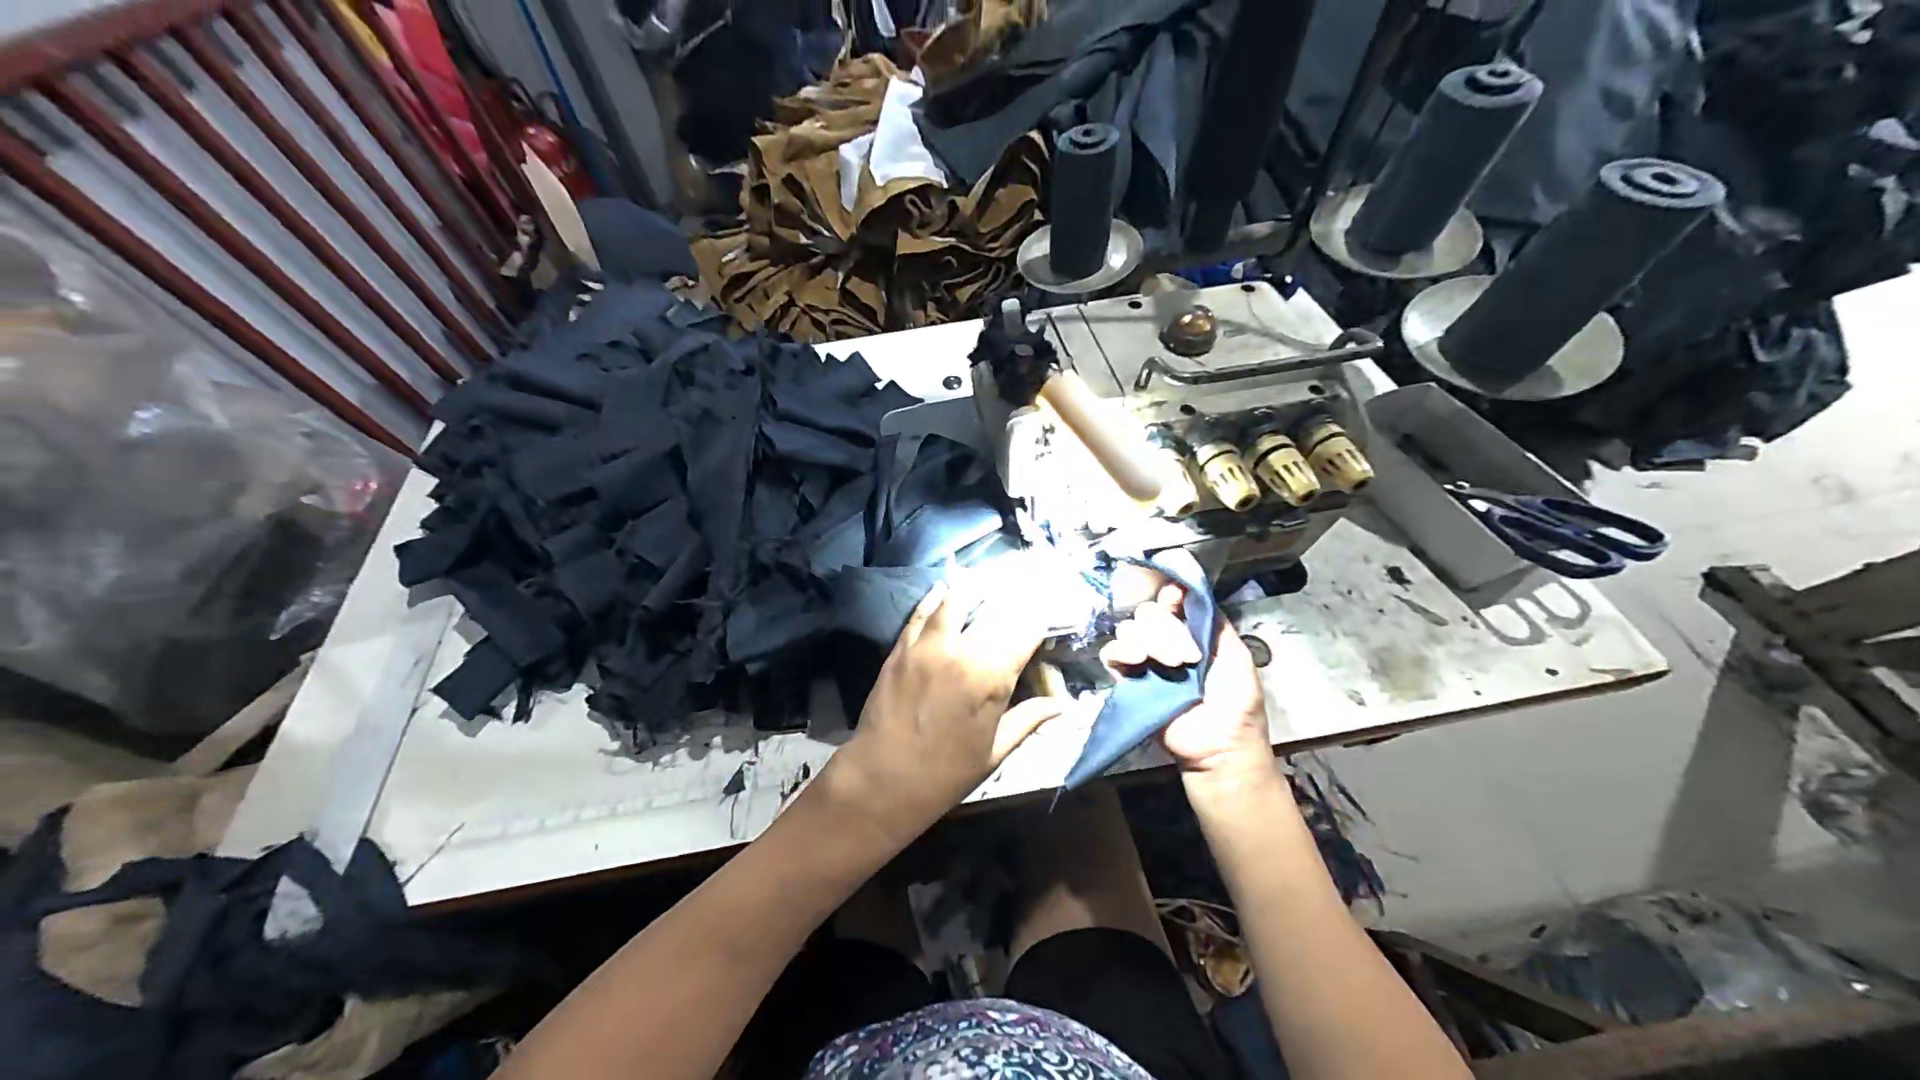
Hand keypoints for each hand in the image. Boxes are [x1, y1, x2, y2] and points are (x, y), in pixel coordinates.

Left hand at [830, 582, 1068, 845]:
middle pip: (994, 611)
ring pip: (954, 600)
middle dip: (1012, 605)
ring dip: (972, 591)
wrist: (882, 780)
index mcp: (990, 676)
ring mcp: (926, 645)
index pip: (1025, 631)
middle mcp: (960, 650)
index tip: (1044, 625)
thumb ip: (1029, 719)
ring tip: (983, 585)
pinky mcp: (900, 648)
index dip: (1039, 625)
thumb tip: (1063, 705)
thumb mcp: (995, 751)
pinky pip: (921, 613)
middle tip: (1021, 602)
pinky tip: (942, 590)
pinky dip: (934, 599)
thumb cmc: (946, 773)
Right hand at [1099, 576, 1270, 781]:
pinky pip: (1112, 653)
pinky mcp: (1126, 680)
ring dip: (1150, 640)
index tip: (1175, 598)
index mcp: (1190, 632)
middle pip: (1147, 612)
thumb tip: (1191, 590)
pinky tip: (1139, 660)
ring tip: (1171, 666)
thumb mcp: (1237, 655)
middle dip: (1166, 627)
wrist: (1221, 745)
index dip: (1169, 595)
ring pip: (1129, 628)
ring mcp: (1144, 660)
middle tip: (1188, 656)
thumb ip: (1215, 623)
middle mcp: (1163, 641)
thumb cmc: (1237, 704)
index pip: (1169, 600)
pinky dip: (1122, 651)